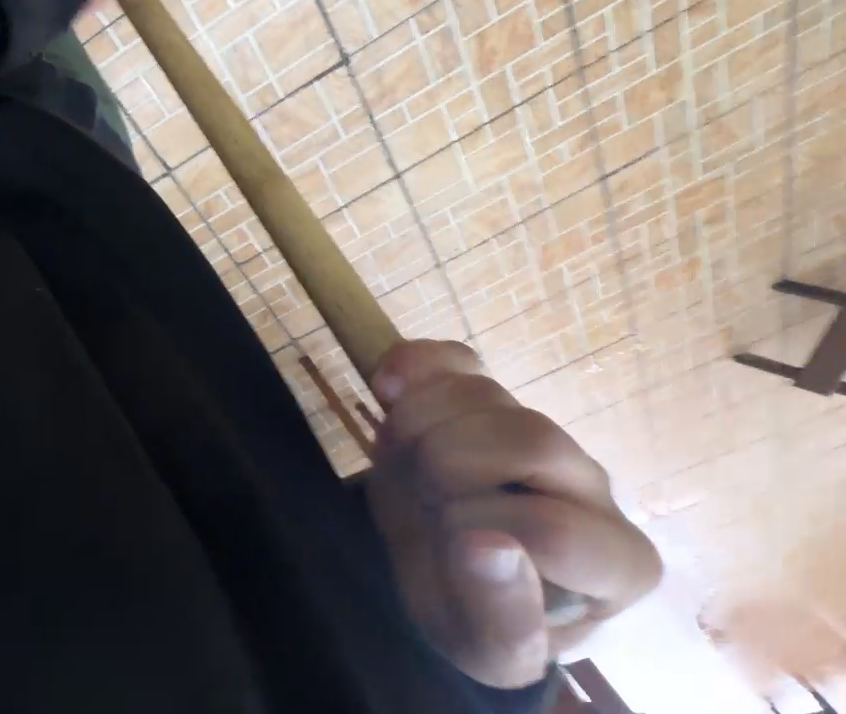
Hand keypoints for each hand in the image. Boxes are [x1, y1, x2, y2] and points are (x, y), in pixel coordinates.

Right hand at [365, 341, 660, 688]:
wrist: (437, 564)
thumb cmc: (473, 612)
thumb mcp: (483, 645)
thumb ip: (497, 613)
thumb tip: (484, 545)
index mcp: (616, 559)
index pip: (556, 528)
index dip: (480, 533)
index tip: (445, 550)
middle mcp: (590, 486)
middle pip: (528, 439)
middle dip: (445, 464)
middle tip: (418, 497)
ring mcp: (535, 431)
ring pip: (485, 394)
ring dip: (418, 422)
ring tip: (401, 459)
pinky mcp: (484, 397)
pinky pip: (454, 358)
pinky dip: (411, 364)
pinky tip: (386, 388)